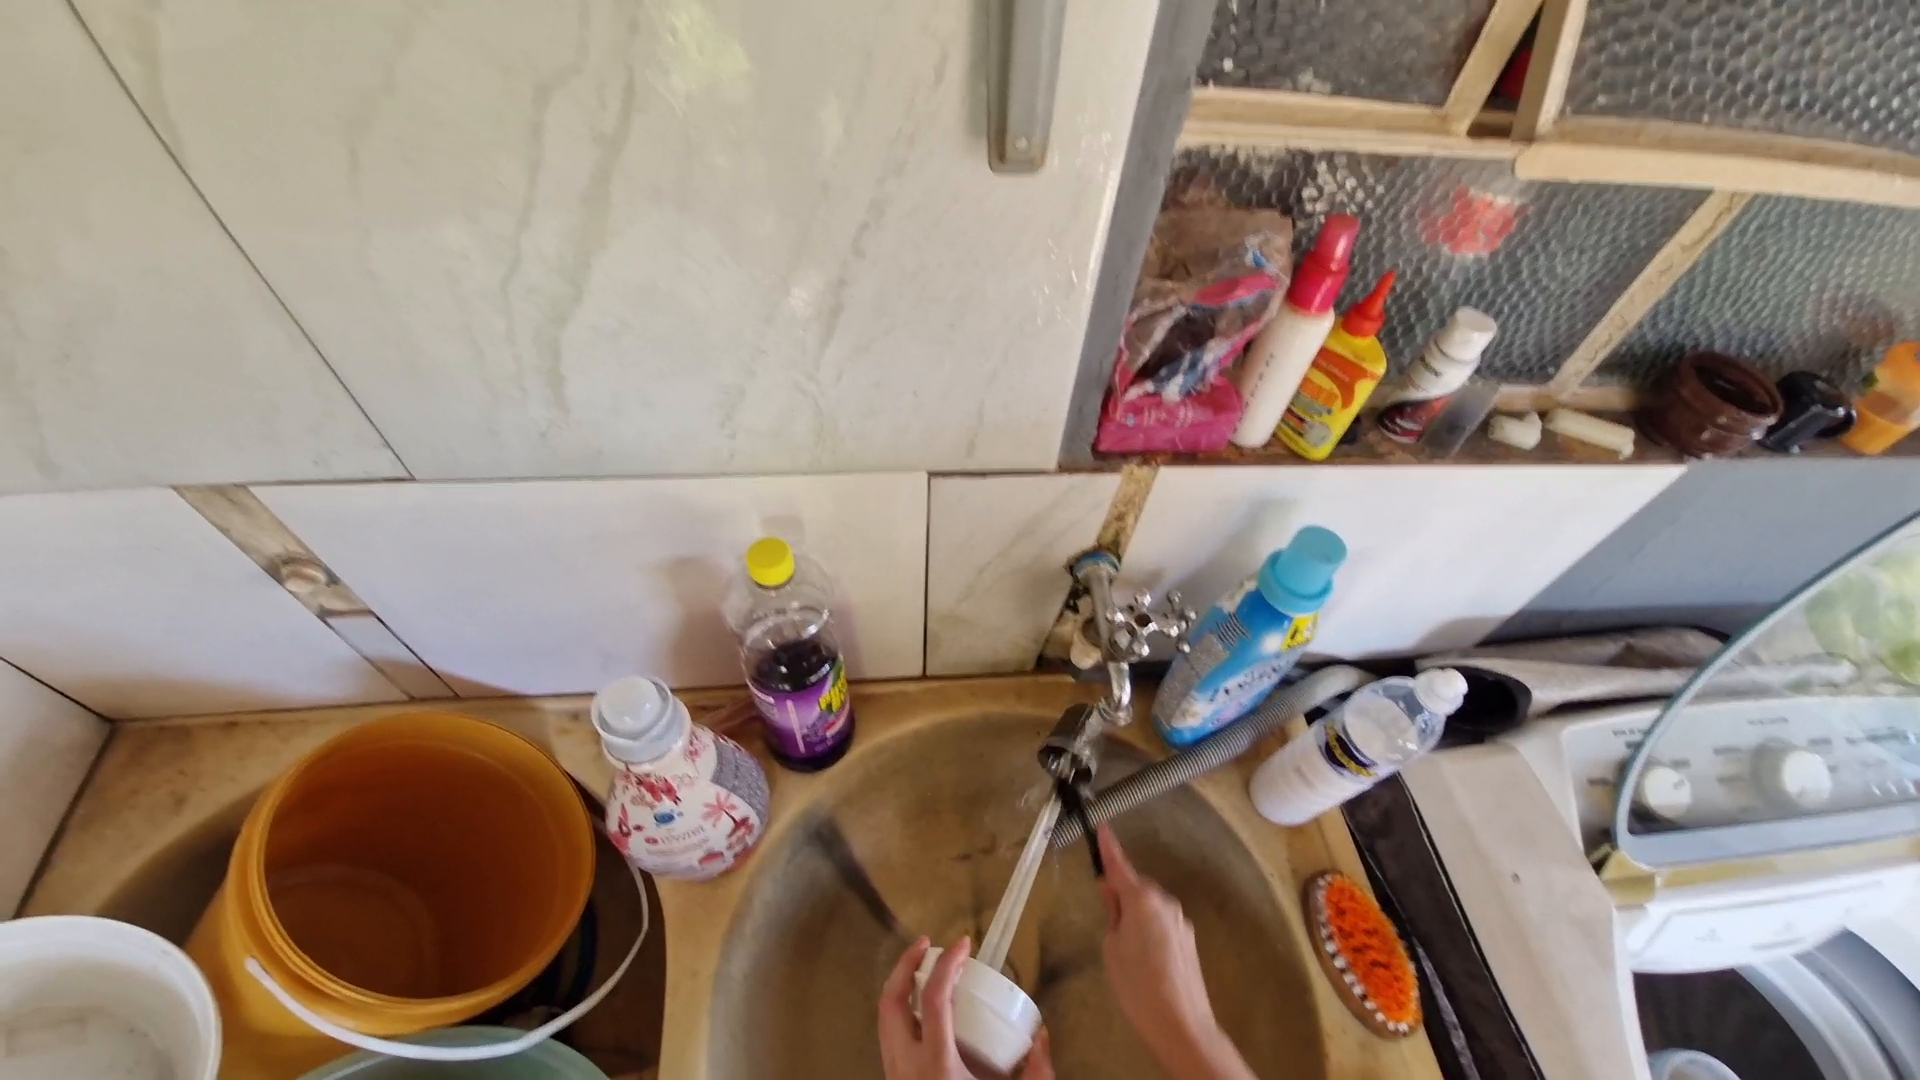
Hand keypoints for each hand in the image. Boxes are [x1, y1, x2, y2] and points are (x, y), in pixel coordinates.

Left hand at [879, 935, 1053, 1079]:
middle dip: (904, 966)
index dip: (947, 966)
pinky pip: (888, 1040)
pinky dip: (899, 1015)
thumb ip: (1036, 1074)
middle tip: (927, 944)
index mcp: (937, 1068)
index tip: (964, 944)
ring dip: (898, 988)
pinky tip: (919, 1013)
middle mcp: (906, 1070)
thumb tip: (1040, 1034)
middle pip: (890, 1003)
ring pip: (883, 1021)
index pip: (934, 1000)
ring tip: (921, 970)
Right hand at [1097, 825, 1254, 1079]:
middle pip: (1136, 887)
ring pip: (1149, 906)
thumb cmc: (1138, 986)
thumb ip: (1112, 913)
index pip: (1119, 864)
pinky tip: (1146, 962)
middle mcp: (1164, 902)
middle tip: (1108, 926)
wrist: (1182, 1025)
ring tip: (1128, 953)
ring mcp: (1180, 920)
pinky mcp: (1188, 939)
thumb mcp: (1112, 947)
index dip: (1108, 845)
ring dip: (1137, 916)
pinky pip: (1161, 923)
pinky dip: (1150, 930)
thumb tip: (1113, 893)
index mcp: (1142, 899)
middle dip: (1121, 895)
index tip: (1103, 825)